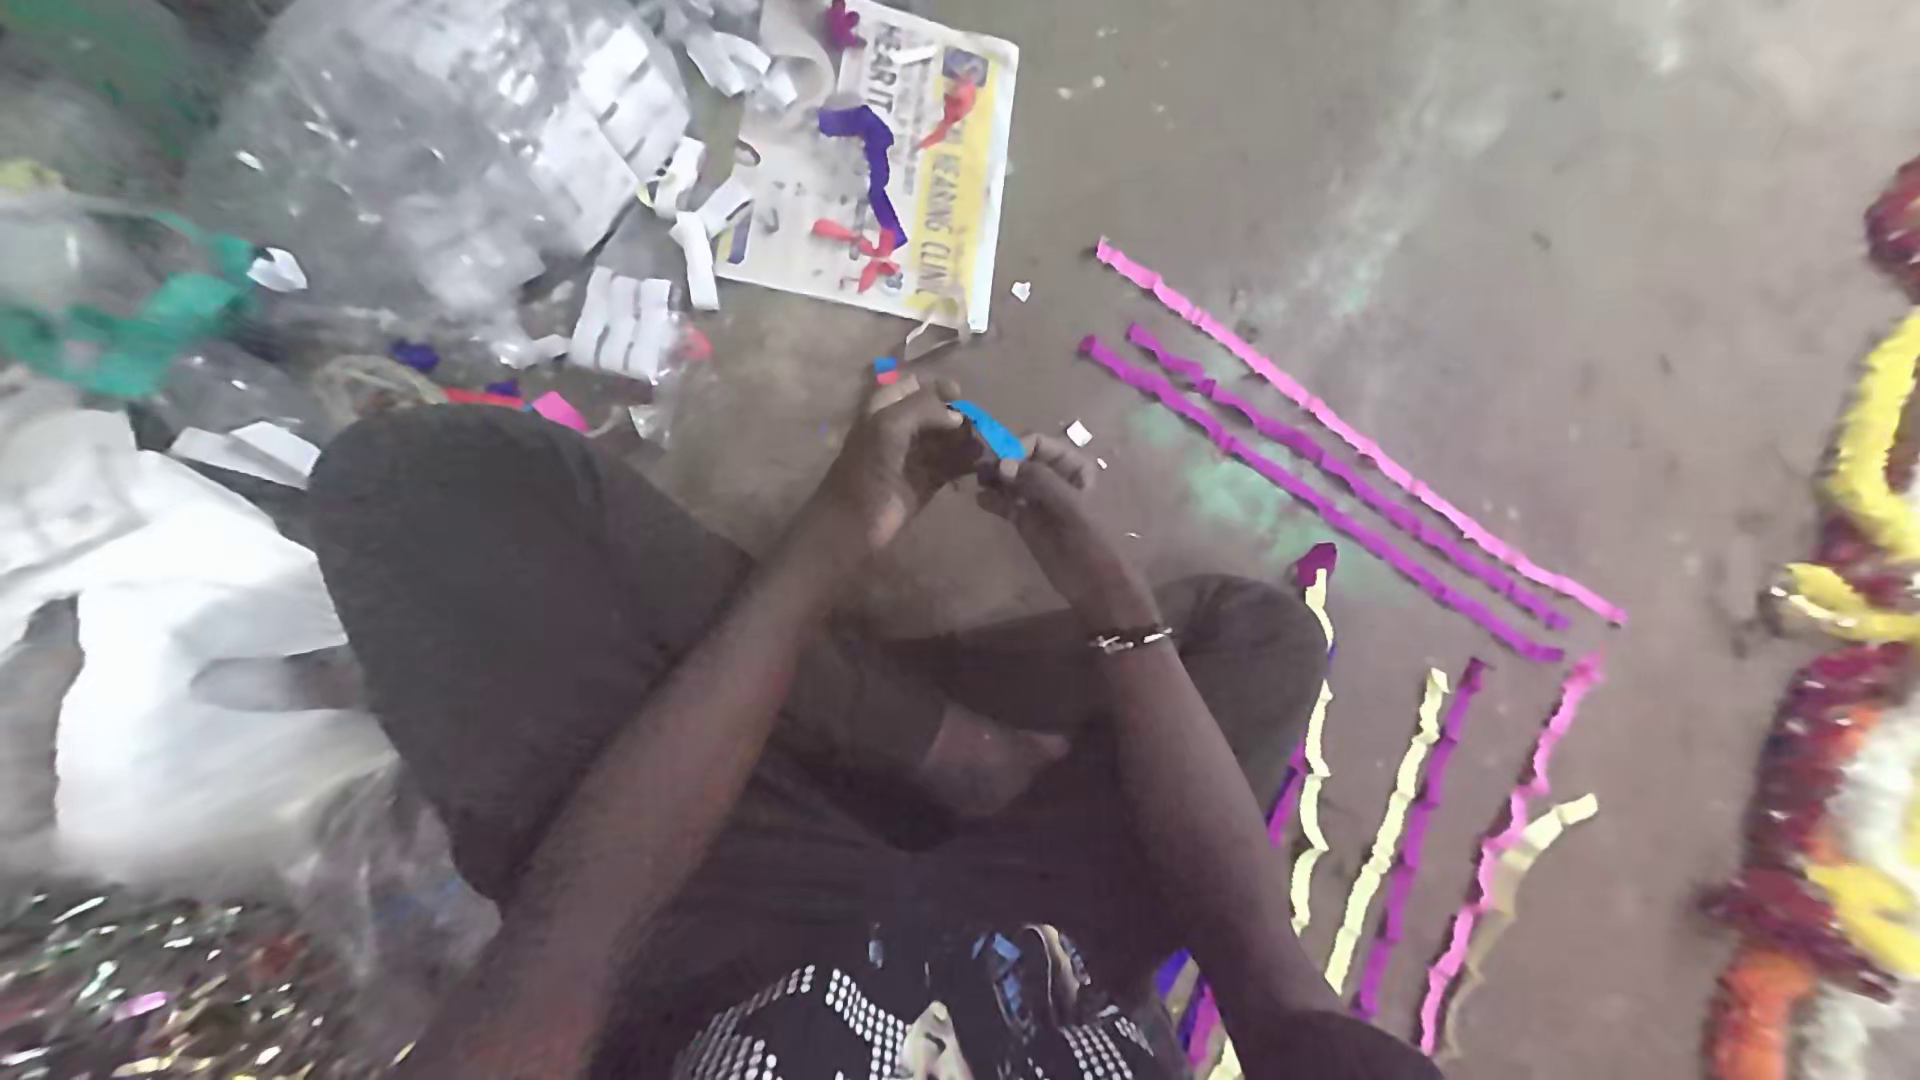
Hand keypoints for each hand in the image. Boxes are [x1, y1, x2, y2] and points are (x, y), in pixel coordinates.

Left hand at [804, 374, 977, 557]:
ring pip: (945, 440)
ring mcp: (913, 458)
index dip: (935, 387)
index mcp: (883, 411)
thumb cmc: (865, 474)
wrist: (852, 526)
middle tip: (977, 426)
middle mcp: (899, 430)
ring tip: (982, 448)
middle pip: (935, 414)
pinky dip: (966, 463)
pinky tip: (980, 464)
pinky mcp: (924, 484)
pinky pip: (950, 466)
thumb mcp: (888, 427)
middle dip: (957, 417)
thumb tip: (956, 416)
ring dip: (965, 441)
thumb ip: (922, 408)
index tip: (958, 395)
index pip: (911, 387)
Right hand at [978, 435, 1160, 628]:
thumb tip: (1002, 464)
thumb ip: (1038, 481)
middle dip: (1001, 460)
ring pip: (1010, 479)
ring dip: (993, 477)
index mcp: (1074, 467)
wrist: (1096, 584)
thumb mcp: (1070, 507)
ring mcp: (1038, 500)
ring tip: (978, 482)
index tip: (998, 461)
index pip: (1039, 443)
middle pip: (1020, 458)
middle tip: (981, 470)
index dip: (1016, 447)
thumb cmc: (1091, 541)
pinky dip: (992, 499)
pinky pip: (1005, 503)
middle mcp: (1054, 477)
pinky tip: (980, 500)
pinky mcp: (1025, 521)